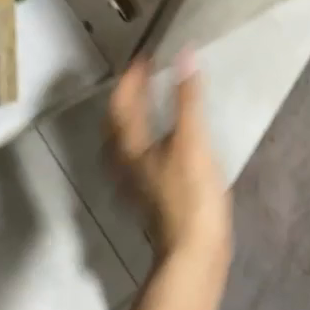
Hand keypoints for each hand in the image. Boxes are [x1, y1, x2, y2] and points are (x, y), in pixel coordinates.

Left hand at [108, 49, 231, 269]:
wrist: (193, 254)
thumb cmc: (190, 196)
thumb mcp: (192, 141)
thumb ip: (188, 98)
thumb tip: (185, 54)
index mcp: (130, 146)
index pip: (122, 102)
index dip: (132, 77)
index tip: (146, 56)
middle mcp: (125, 162)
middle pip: (115, 123)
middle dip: (125, 97)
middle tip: (142, 76)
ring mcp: (135, 183)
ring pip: (123, 142)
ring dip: (132, 118)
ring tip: (148, 102)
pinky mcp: (149, 196)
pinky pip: (138, 156)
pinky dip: (144, 138)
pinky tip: (160, 141)